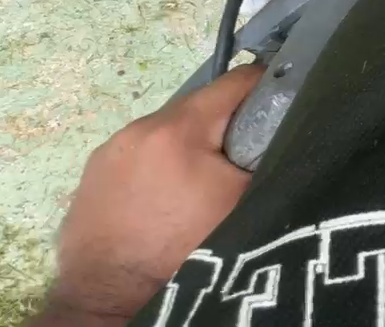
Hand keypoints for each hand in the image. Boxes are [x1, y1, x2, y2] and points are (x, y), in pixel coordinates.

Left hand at [31, 65, 264, 326]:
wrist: (111, 306)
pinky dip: (165, 162)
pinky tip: (173, 196)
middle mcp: (135, 129)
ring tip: (209, 180)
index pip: (239, 80)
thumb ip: (269, 150)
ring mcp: (106, 153)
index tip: (285, 111)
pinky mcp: (90, 178)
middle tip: (248, 155)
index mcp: (175, 128)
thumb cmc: (187, 246)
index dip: (270, 89)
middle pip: (204, 103)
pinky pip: (144, 152)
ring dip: (196, 142)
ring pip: (173, 127)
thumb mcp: (248, 195)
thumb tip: (293, 123)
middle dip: (230, 121)